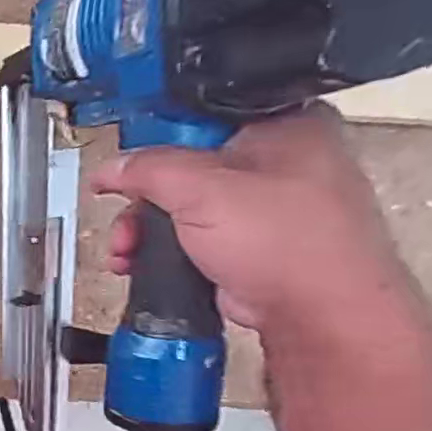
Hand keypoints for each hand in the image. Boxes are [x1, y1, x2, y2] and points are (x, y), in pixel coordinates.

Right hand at [92, 105, 410, 330]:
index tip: (130, 158)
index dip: (158, 135)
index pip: (203, 114)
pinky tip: (141, 265)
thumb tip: (114, 167)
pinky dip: (164, 253)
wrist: (317, 317)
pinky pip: (193, 241)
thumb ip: (150, 169)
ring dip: (146, 232)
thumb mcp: (204, 191)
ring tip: (127, 251)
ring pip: (185, 209)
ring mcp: (262, 211)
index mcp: (282, 125)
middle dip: (143, 200)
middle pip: (185, 168)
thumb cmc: (292, 245)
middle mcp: (276, 164)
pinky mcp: (248, 249)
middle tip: (126, 215)